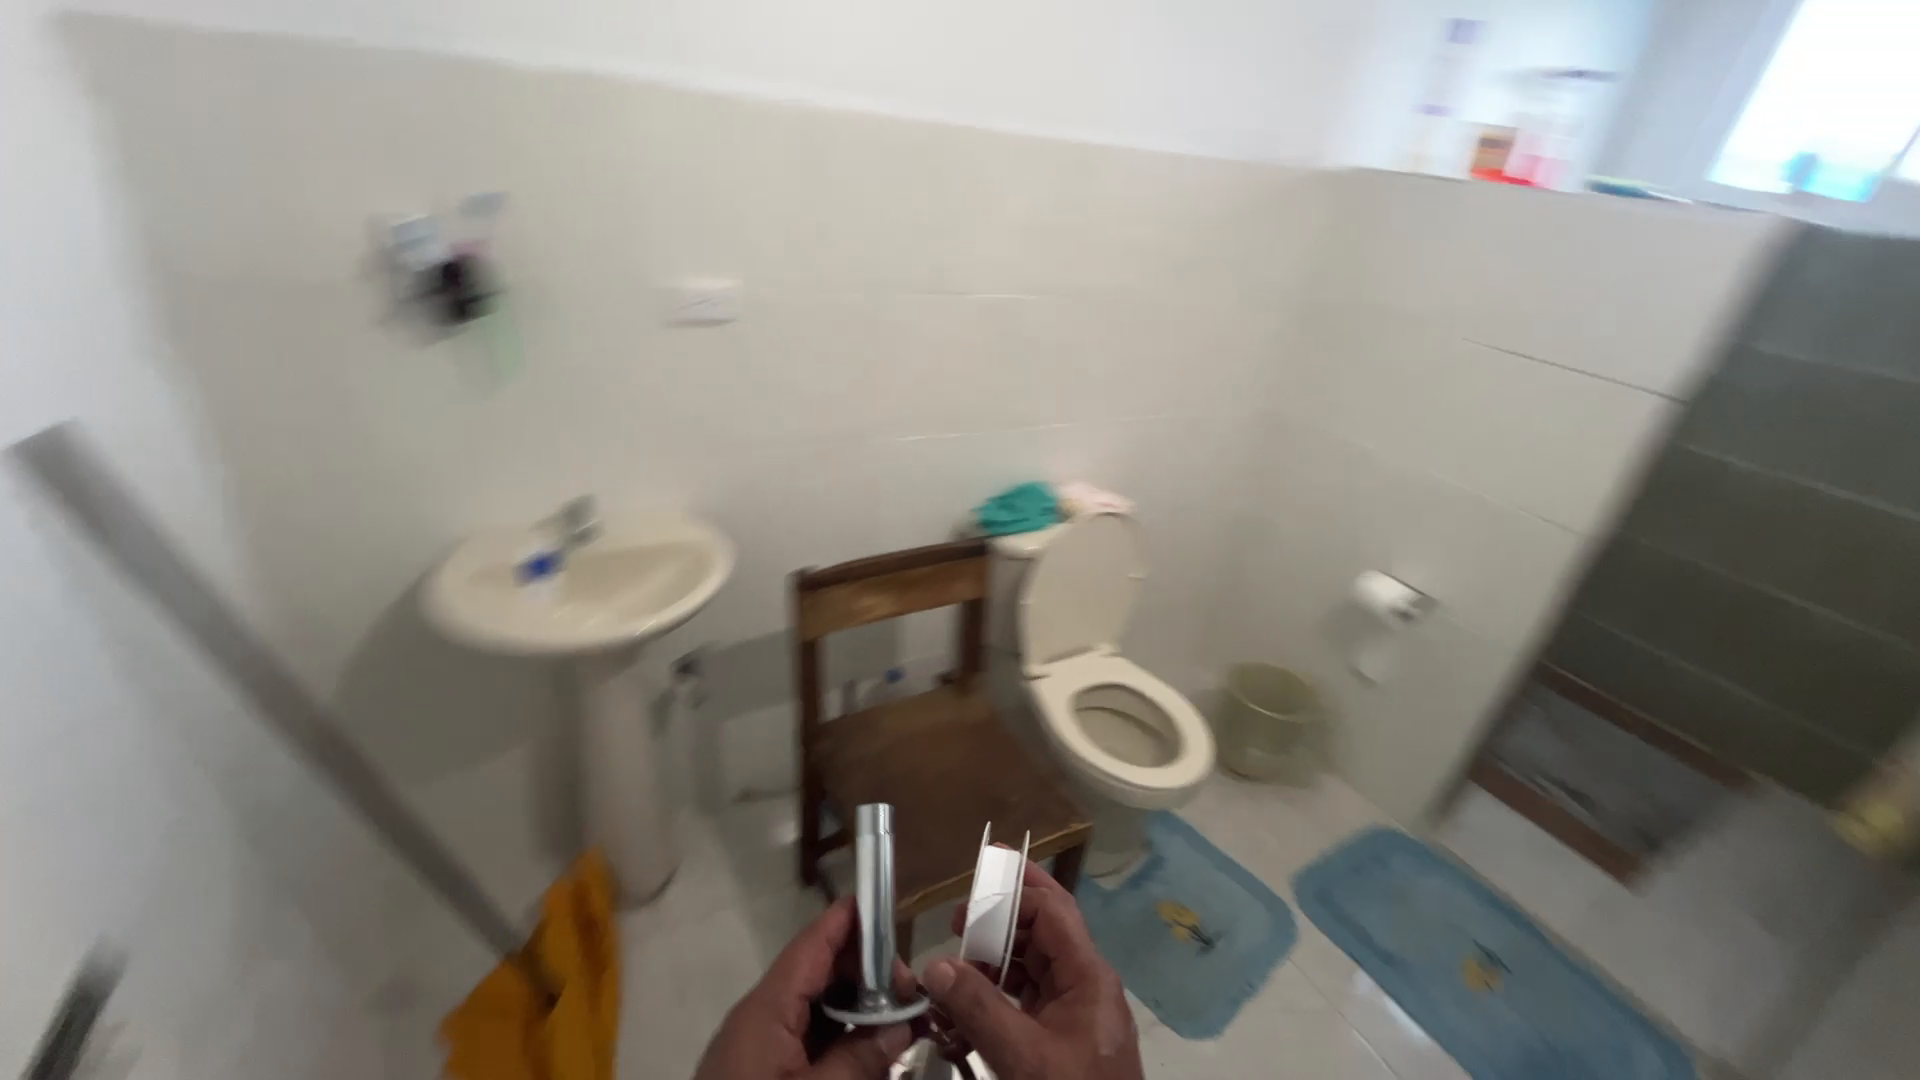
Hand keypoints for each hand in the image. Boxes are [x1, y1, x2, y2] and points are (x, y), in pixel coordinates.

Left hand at [693, 898, 913, 1079]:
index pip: (814, 942)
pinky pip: (806, 1039)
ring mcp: (758, 1045)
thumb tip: (901, 1024)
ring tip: (898, 1032)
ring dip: (857, 1014)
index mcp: (768, 1007)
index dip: (850, 920)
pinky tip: (867, 1061)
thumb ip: (861, 1058)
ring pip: (817, 1008)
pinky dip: (839, 1043)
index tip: (890, 905)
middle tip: (911, 1000)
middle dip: (867, 977)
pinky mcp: (760, 1072)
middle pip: (820, 972)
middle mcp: (761, 1015)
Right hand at [922, 860, 1142, 1079]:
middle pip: (1042, 933)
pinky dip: (998, 998)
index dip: (1016, 890)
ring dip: (993, 963)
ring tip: (955, 971)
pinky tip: (967, 1010)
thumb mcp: (1022, 1057)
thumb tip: (936, 965)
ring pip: (1032, 967)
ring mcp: (1075, 1013)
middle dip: (998, 923)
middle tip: (956, 922)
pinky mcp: (1063, 1039)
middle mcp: (1085, 984)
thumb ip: (978, 1007)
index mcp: (1088, 975)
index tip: (974, 884)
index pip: (1053, 910)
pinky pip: (1028, 1001)